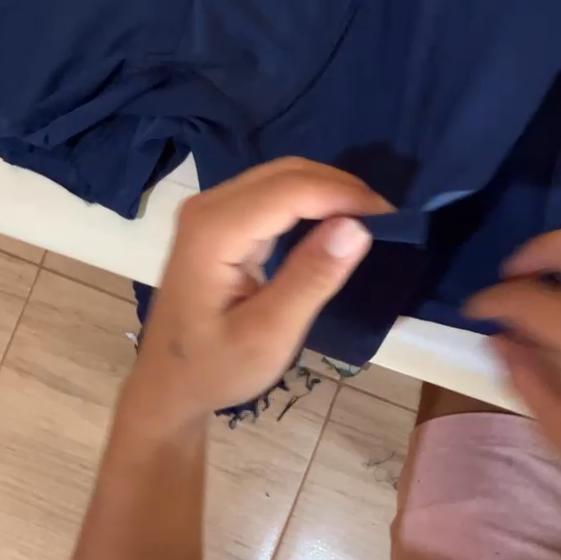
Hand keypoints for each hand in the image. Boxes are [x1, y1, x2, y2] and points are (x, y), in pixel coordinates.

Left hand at [125, 158, 392, 426]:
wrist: (169, 385)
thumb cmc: (216, 368)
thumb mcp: (269, 334)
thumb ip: (311, 279)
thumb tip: (358, 227)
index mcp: (214, 231)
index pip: (291, 189)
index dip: (345, 195)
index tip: (391, 219)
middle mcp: (208, 208)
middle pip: (286, 174)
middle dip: (341, 189)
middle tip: (387, 221)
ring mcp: (209, 213)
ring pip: (281, 178)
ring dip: (328, 193)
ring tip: (369, 223)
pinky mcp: (218, 223)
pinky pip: (271, 196)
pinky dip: (310, 203)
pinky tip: (334, 224)